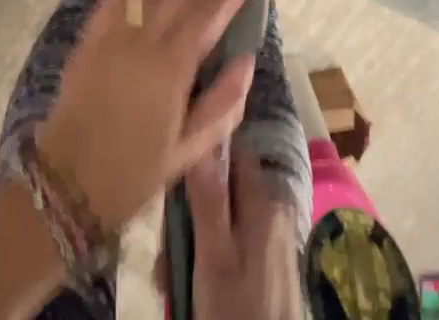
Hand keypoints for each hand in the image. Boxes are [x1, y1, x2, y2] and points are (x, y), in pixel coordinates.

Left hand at [38, 0, 257, 228]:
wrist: (67, 182)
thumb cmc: (135, 172)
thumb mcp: (188, 150)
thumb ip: (222, 104)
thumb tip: (247, 60)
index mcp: (172, 71)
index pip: (208, 16)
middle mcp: (143, 45)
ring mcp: (112, 39)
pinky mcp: (88, 41)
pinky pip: (111, 0)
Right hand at [180, 145, 304, 319]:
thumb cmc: (238, 311)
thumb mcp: (214, 256)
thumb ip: (207, 198)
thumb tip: (200, 136)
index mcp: (263, 201)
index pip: (231, 152)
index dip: (200, 156)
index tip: (172, 179)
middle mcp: (271, 210)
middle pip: (220, 189)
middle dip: (187, 213)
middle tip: (167, 250)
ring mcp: (268, 237)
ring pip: (218, 219)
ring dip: (190, 242)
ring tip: (171, 276)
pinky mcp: (263, 261)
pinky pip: (227, 243)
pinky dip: (205, 258)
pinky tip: (186, 285)